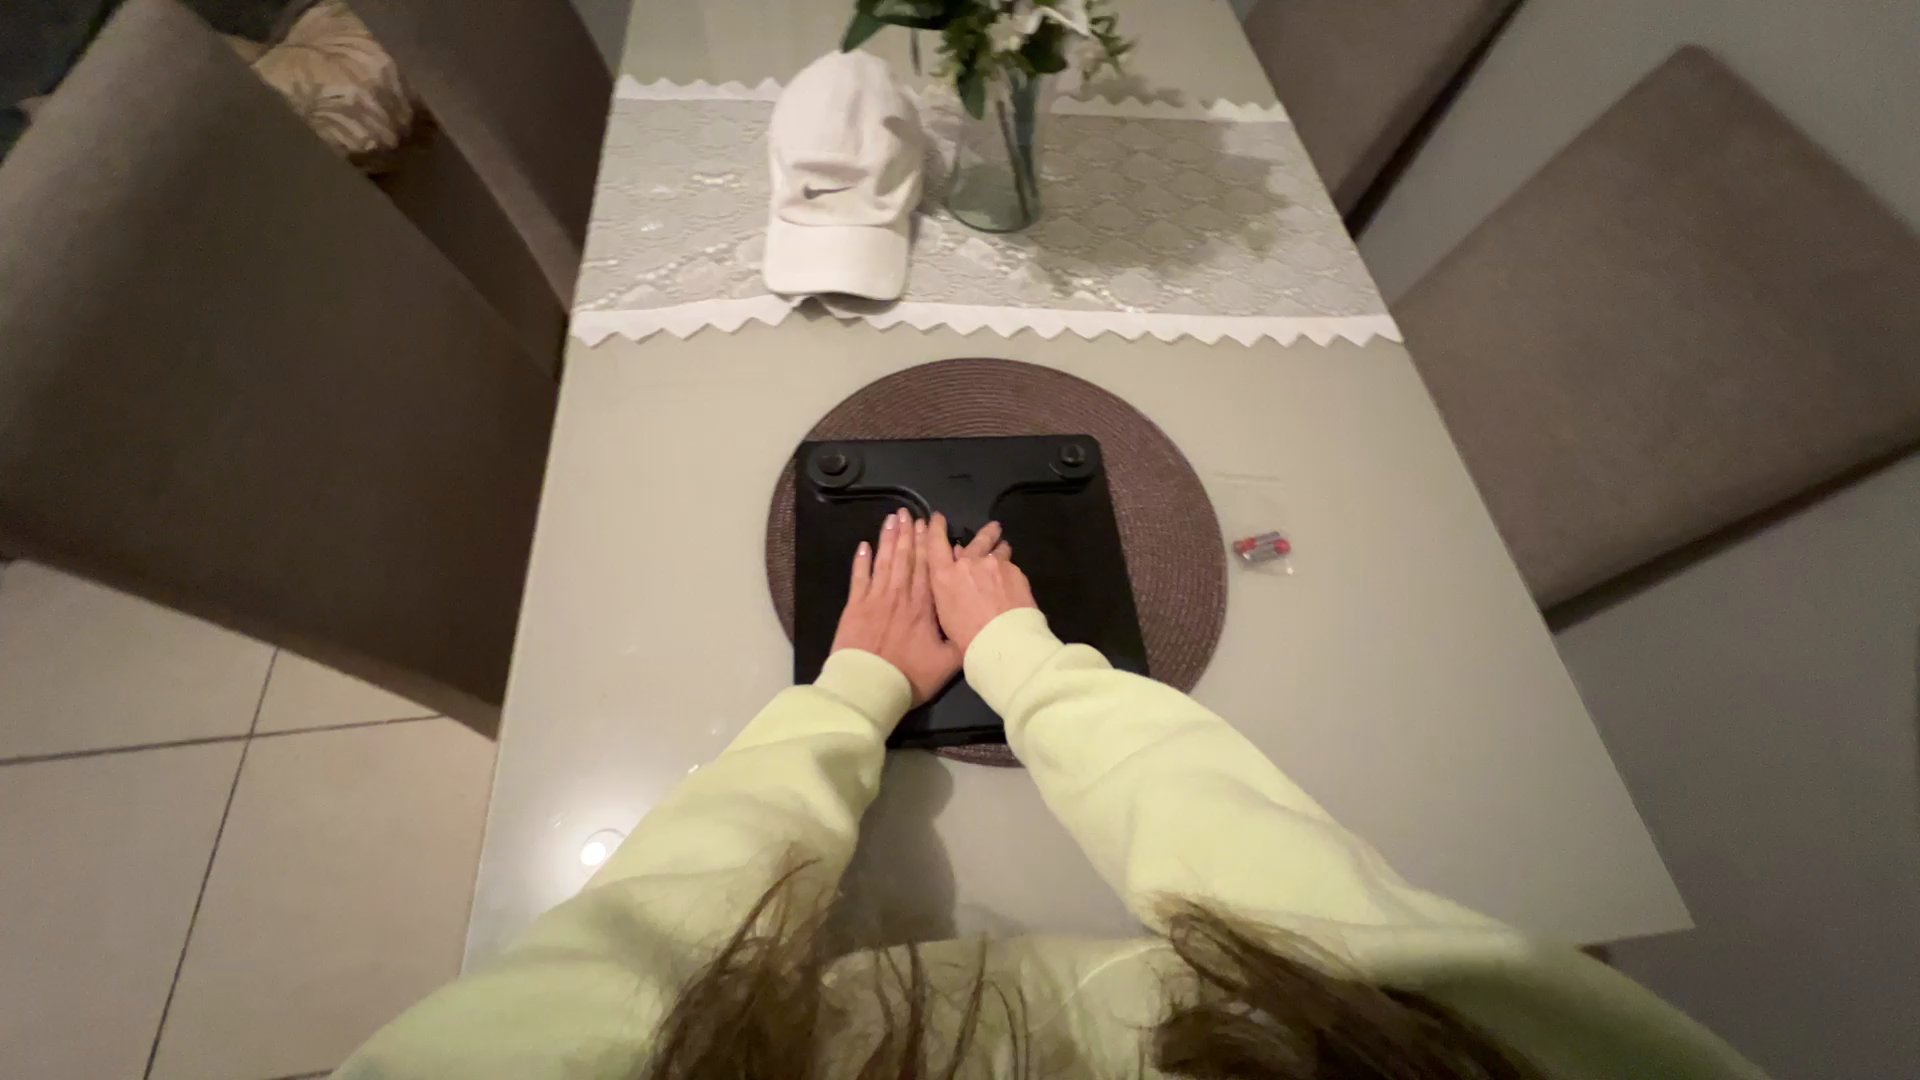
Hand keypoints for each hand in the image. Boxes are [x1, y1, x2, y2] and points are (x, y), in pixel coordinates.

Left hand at [830, 507, 960, 704]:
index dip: (928, 544)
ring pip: (884, 561)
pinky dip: (861, 560)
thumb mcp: (947, 664)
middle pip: (905, 558)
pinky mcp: (854, 607)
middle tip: (909, 513)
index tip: (928, 524)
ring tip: (892, 519)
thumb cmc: (908, 677)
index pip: (928, 567)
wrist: (867, 686)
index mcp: (923, 606)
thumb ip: (962, 642)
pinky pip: (858, 577)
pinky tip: (864, 545)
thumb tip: (976, 623)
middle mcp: (900, 595)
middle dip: (908, 534)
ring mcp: (875, 598)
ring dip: (888, 539)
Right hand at [921, 512, 1037, 655]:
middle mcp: (969, 563)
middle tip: (994, 528)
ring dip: (1001, 550)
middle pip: (978, 539)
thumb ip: (949, 585)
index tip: (938, 518)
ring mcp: (995, 564)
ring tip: (1006, 551)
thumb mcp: (946, 612)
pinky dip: (1010, 571)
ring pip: (1000, 549)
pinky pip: (1012, 566)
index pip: (936, 542)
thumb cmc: (967, 636)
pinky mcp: (1015, 571)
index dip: (936, 527)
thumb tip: (957, 564)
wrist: (1002, 641)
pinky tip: (1013, 583)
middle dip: (986, 532)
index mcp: (945, 575)